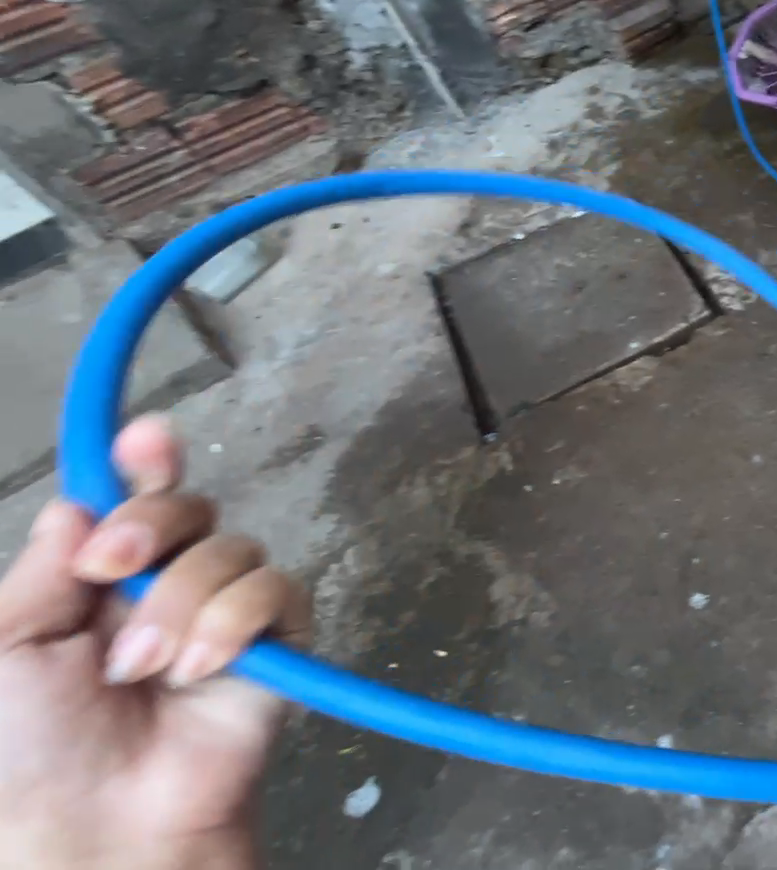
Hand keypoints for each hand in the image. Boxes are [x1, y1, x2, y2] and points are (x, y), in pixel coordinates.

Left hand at [0, 416, 308, 869]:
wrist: (99, 809)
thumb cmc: (25, 739)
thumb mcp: (2, 649)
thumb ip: (43, 572)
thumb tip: (84, 503)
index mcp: (99, 580)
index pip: (130, 503)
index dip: (143, 463)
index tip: (148, 434)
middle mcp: (169, 580)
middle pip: (190, 509)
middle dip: (153, 528)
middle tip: (113, 572)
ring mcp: (230, 604)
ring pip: (233, 550)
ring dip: (181, 607)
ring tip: (143, 669)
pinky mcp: (282, 629)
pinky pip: (275, 590)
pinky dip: (232, 626)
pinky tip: (199, 669)